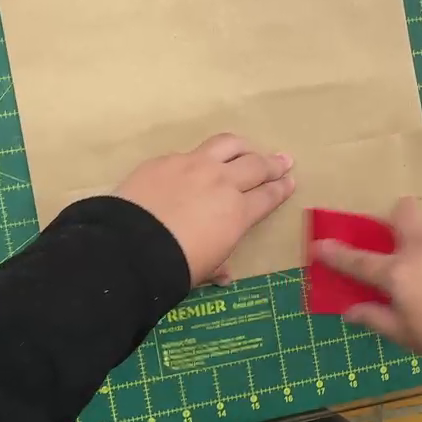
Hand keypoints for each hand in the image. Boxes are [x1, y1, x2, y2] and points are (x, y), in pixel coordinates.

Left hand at [113, 134, 295, 285]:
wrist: (132, 247)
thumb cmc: (176, 266)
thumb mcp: (204, 270)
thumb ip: (218, 267)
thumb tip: (225, 276)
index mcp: (238, 213)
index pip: (267, 196)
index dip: (280, 188)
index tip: (289, 181)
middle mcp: (221, 182)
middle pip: (255, 165)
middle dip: (272, 163)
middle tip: (283, 160)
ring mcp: (193, 166)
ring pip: (227, 145)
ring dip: (242, 147)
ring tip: (247, 148)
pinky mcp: (165, 160)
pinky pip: (190, 153)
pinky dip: (201, 158)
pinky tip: (196, 163)